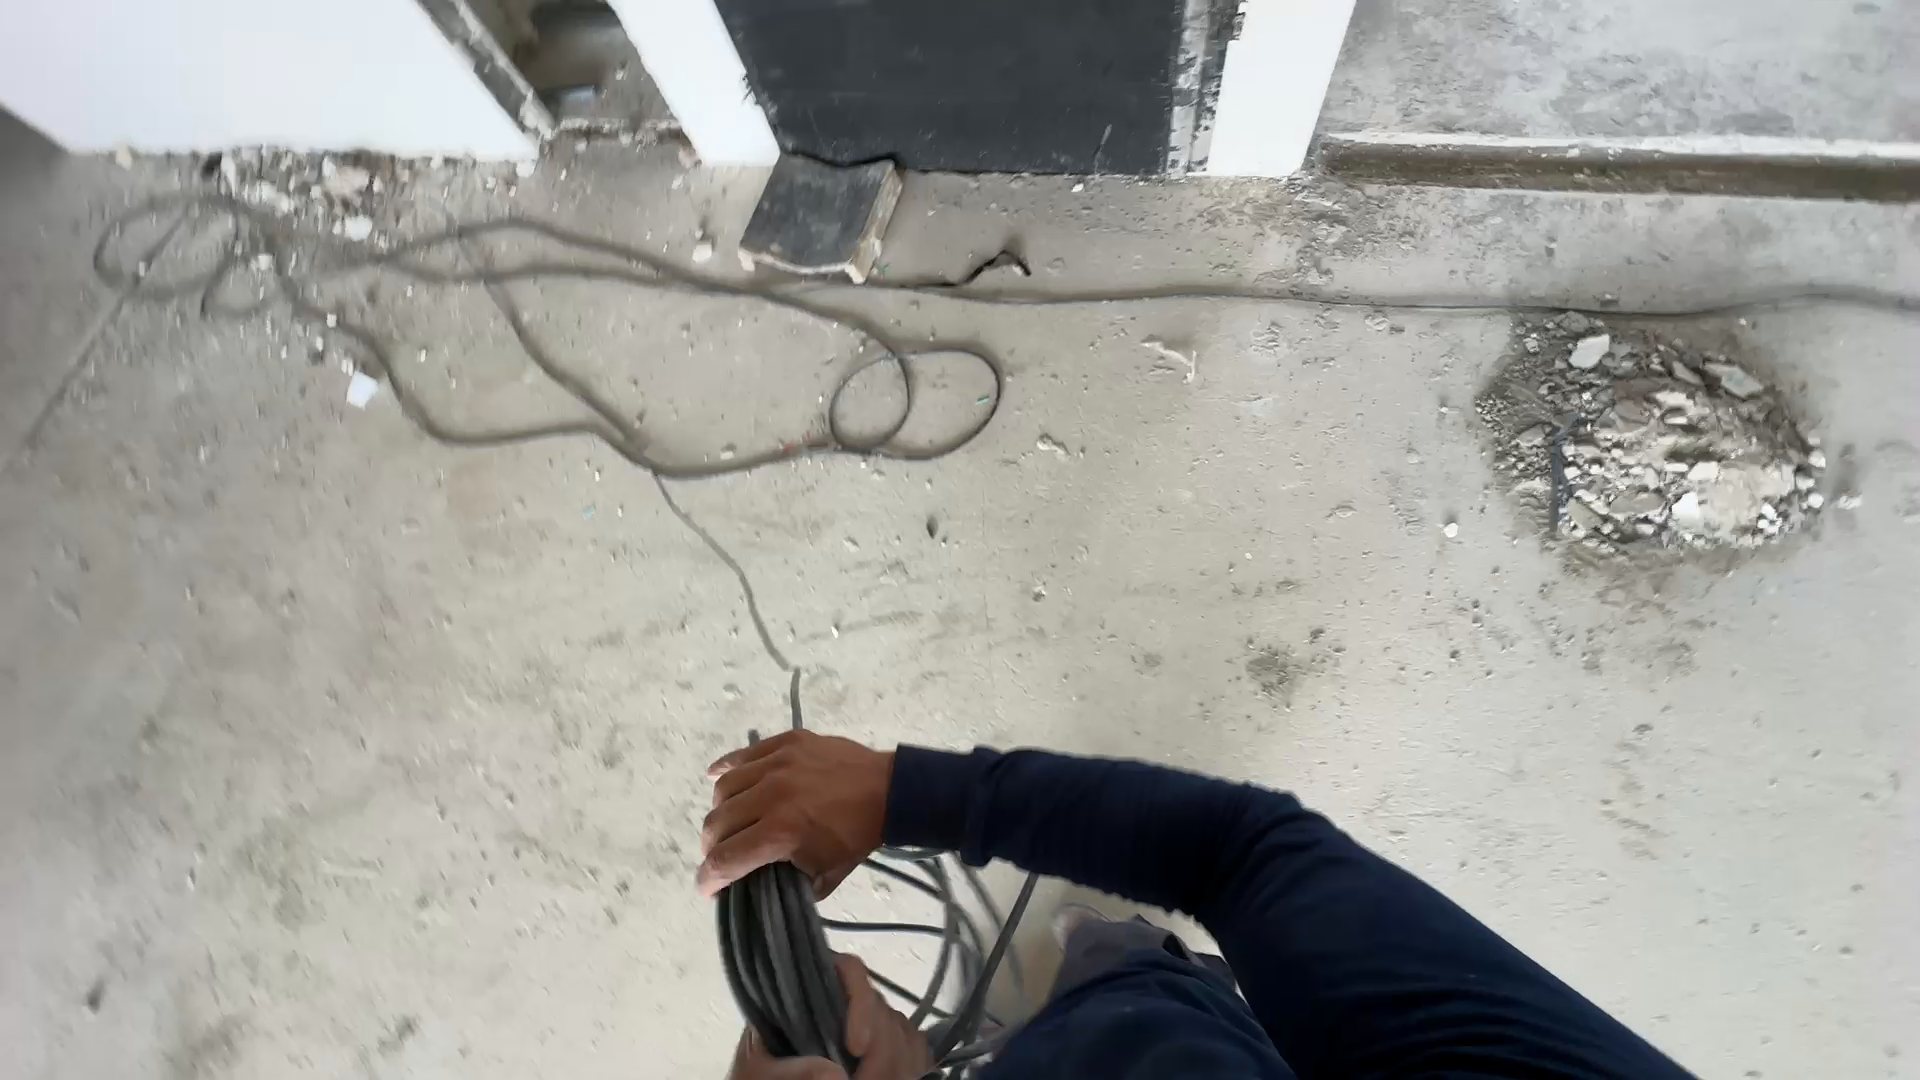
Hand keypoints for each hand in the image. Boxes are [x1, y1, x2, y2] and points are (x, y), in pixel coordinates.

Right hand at [698, 730, 891, 897]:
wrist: (887, 790)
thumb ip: (784, 885)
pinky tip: (717, 778)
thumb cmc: (856, 836)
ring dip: (721, 810)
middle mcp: (771, 794)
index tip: (707, 887)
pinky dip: (725, 768)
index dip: (708, 879)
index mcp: (779, 832)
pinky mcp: (787, 741)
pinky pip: (744, 754)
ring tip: (730, 820)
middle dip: (712, 847)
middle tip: (722, 854)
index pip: (723, 859)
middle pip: (717, 823)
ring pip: (725, 788)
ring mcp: (778, 763)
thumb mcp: (822, 876)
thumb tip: (754, 888)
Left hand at [726, 954, 932, 1079]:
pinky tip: (902, 1079)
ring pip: (901, 1029)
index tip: (856, 1047)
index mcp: (810, 989)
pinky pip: (915, 1045)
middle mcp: (844, 999)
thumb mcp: (759, 1071)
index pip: (849, 970)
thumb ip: (790, 1072)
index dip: (860, 1002)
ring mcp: (869, 1022)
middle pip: (880, 1008)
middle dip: (879, 1054)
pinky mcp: (886, 1046)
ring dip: (897, 1063)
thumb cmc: (757, 1071)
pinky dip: (914, 1064)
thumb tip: (836, 1075)